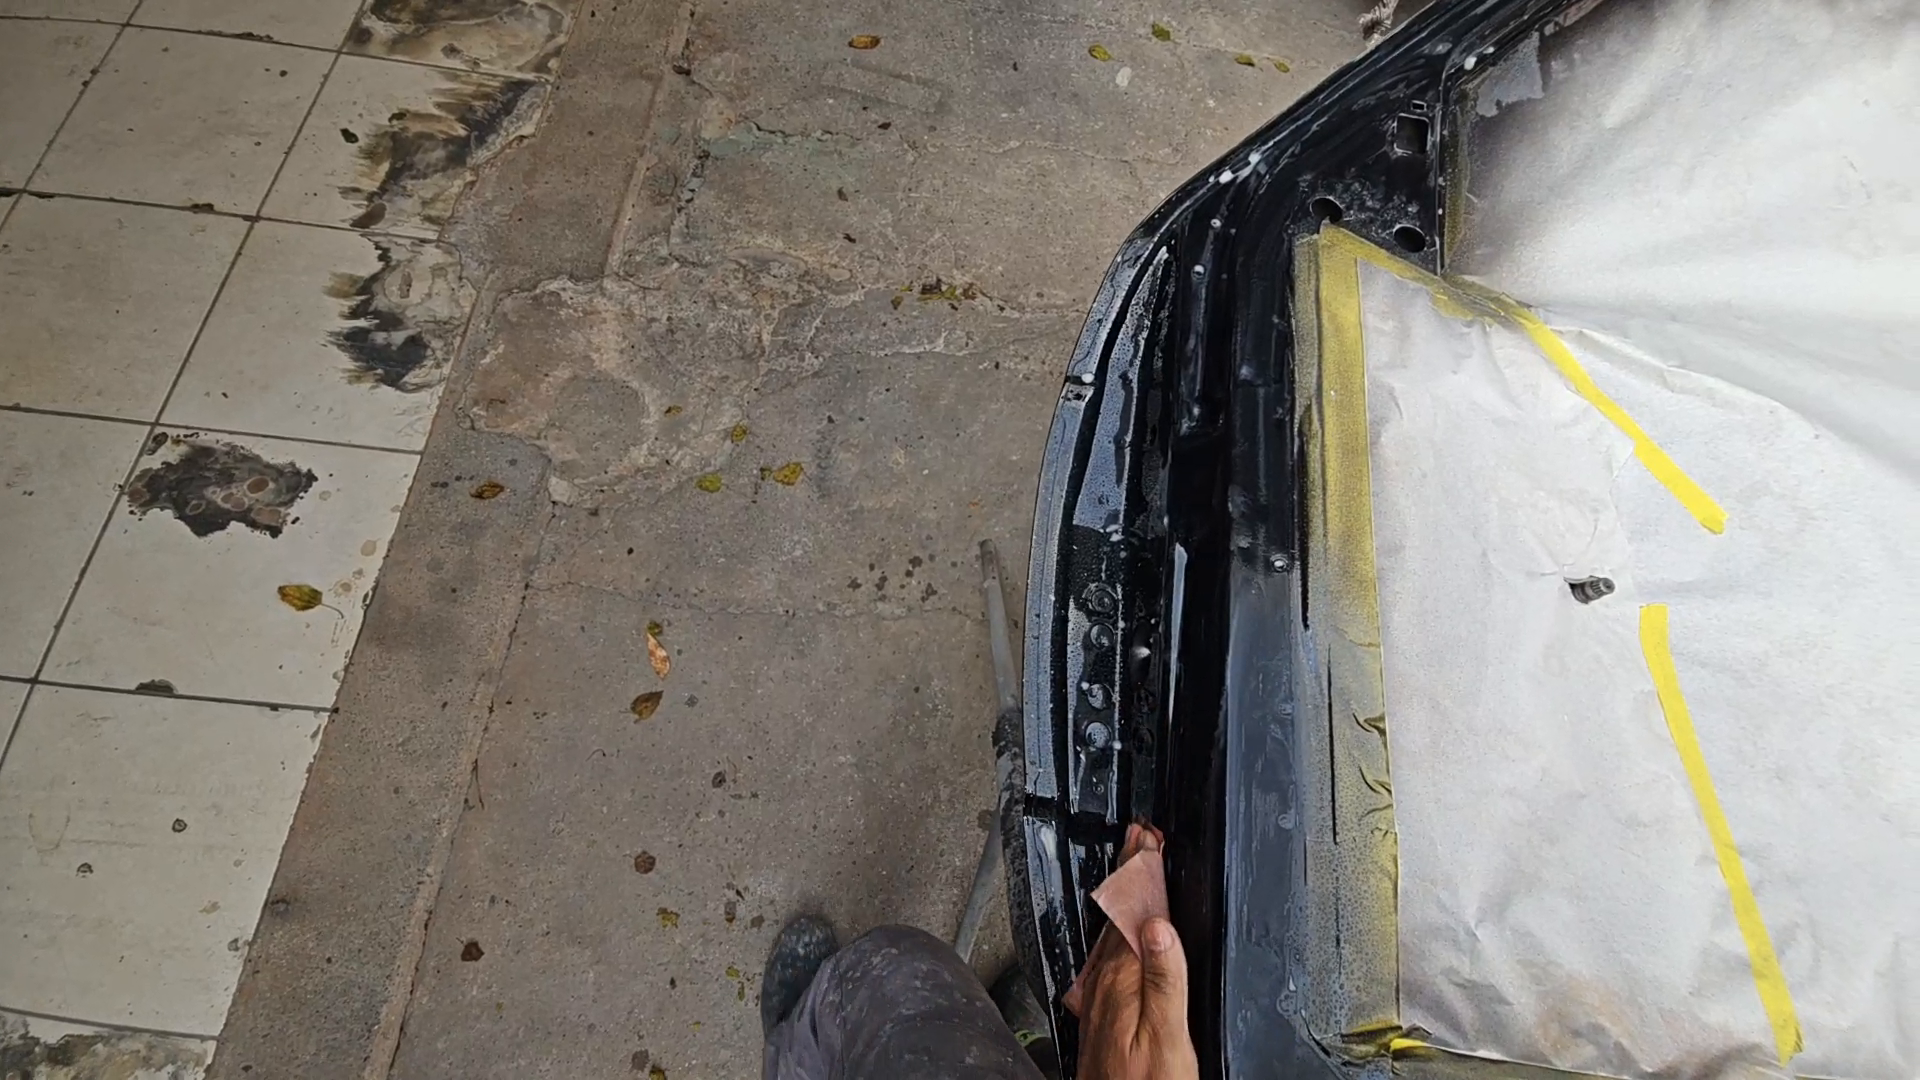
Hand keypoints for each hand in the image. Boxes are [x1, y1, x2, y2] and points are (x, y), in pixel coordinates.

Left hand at [1068, 830, 1198, 1079]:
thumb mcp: (1166, 1041)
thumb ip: (1164, 981)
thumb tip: (1158, 924)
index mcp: (1123, 979)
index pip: (1134, 909)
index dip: (1142, 870)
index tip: (1147, 838)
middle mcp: (1105, 981)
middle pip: (1119, 910)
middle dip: (1130, 870)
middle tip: (1139, 837)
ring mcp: (1100, 995)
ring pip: (1112, 927)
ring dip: (1125, 893)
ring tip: (1133, 867)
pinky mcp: (1102, 1011)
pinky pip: (1110, 951)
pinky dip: (1120, 925)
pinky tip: (1122, 929)